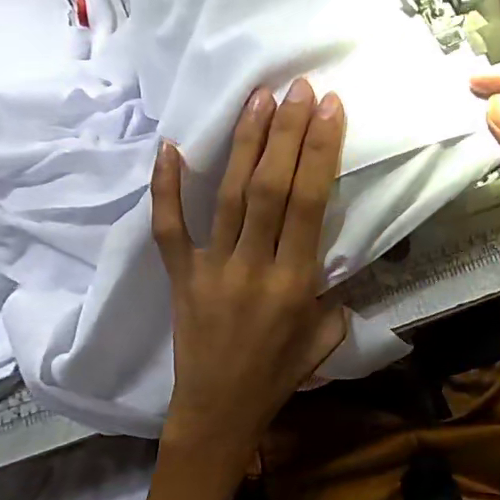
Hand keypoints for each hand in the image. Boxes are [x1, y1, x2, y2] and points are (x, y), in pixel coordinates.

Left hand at [151, 78, 348, 479]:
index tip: (329, 109)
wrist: (218, 411)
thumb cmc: (279, 375)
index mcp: (295, 284)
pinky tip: (170, 146)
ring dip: (244, 144)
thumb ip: (334, 289)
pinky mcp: (179, 276)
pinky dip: (166, 187)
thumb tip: (334, 249)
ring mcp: (210, 269)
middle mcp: (252, 268)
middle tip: (297, 88)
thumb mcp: (325, 335)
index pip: (308, 205)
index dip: (319, 152)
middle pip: (269, 189)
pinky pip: (169, 228)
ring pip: (228, 196)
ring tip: (257, 99)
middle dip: (286, 133)